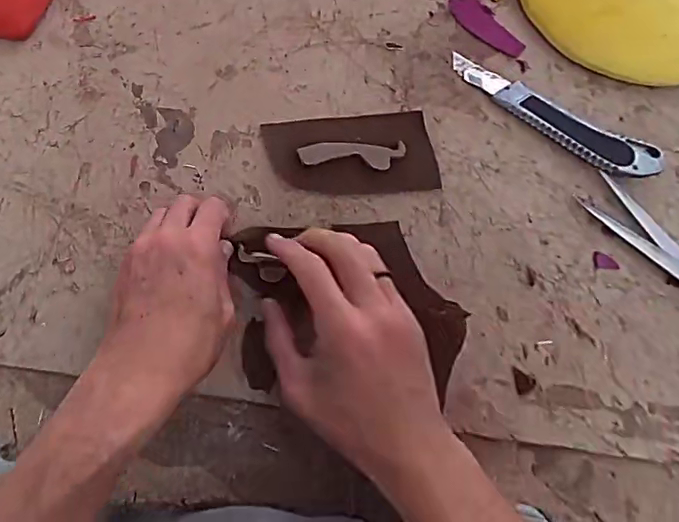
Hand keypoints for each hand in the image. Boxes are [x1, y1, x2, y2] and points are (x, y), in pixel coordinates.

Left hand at [92, 195, 235, 406]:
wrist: (137, 370)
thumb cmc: (188, 346)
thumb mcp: (224, 313)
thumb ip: (223, 274)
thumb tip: (221, 254)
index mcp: (197, 245)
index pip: (213, 206)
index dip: (224, 215)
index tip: (227, 231)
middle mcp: (167, 238)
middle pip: (184, 203)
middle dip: (199, 213)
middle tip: (207, 235)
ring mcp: (141, 249)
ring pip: (161, 215)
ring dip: (175, 223)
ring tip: (183, 248)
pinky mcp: (125, 265)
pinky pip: (144, 237)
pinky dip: (157, 240)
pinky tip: (164, 266)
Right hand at [260, 230, 455, 487]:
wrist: (410, 444)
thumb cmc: (349, 424)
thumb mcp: (299, 391)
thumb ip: (278, 341)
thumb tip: (268, 302)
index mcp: (342, 328)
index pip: (312, 268)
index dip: (288, 248)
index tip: (272, 241)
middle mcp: (372, 308)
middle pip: (344, 246)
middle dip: (315, 235)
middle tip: (295, 242)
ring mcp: (396, 307)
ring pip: (368, 253)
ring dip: (340, 243)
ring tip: (319, 250)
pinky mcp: (410, 313)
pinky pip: (383, 273)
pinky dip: (361, 262)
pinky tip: (347, 273)